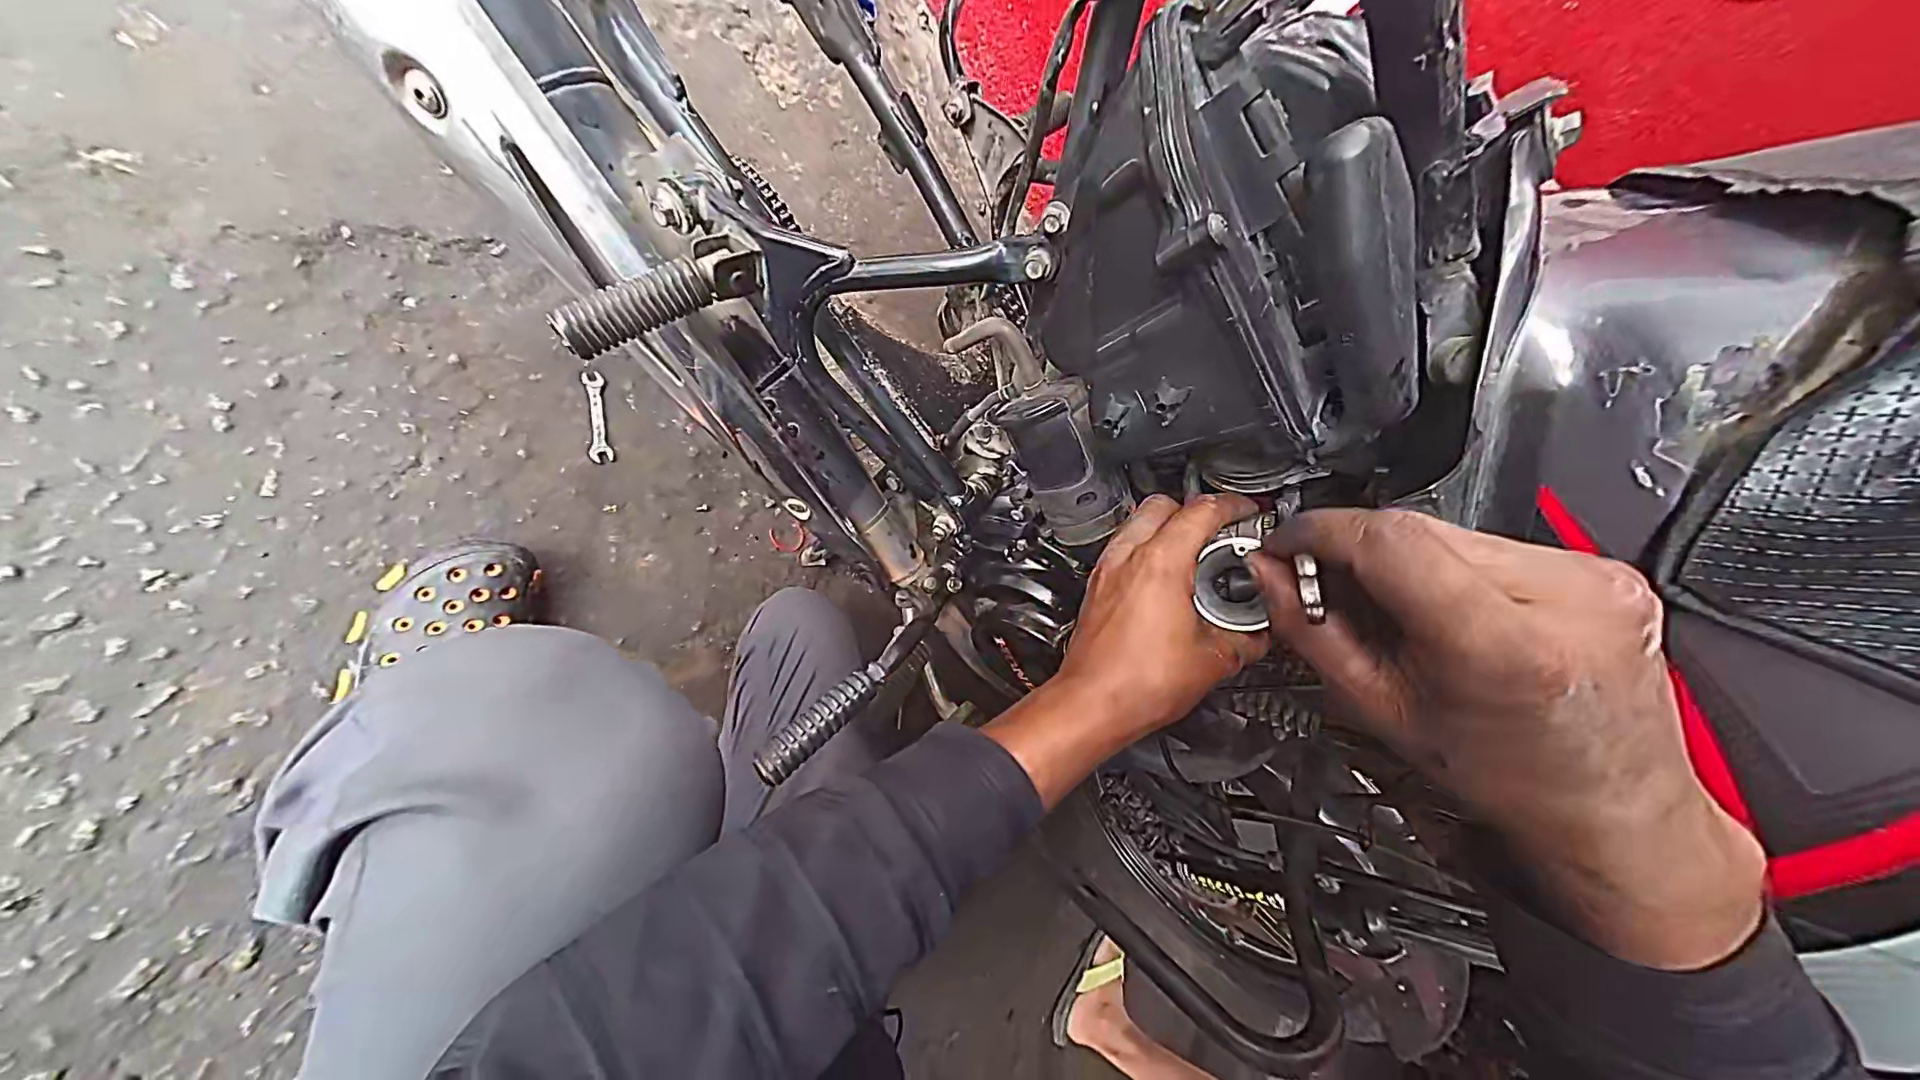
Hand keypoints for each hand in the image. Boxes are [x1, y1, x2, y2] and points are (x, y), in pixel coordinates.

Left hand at [983, 495, 1269, 806]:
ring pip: (1137, 524)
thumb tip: (1257, 631)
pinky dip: (1146, 552)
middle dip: (1196, 511)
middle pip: (1162, 504)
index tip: (1249, 512)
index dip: (1234, 506)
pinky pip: (1123, 551)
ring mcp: (1106, 571)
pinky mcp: (1096, 588)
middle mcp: (1126, 558)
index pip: (1202, 510)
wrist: (1093, 703)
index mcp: (1159, 563)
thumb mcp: (1213, 659)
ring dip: (1168, 530)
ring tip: (1196, 558)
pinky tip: (1166, 583)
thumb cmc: (1137, 682)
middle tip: (1222, 534)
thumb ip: (1245, 636)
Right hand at [1250, 508, 1765, 970]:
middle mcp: (1563, 595)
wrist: (1609, 805)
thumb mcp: (1381, 708)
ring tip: (1392, 610)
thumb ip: (1310, 630)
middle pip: (1410, 528)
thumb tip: (1270, 575)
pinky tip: (1439, 607)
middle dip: (1349, 549)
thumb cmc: (1505, 777)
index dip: (1317, 531)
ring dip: (1393, 558)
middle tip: (1324, 586)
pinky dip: (1439, 565)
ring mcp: (1589, 575)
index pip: (1386, 538)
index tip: (1285, 545)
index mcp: (1502, 644)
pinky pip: (1482, 541)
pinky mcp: (1597, 567)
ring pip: (1442, 529)